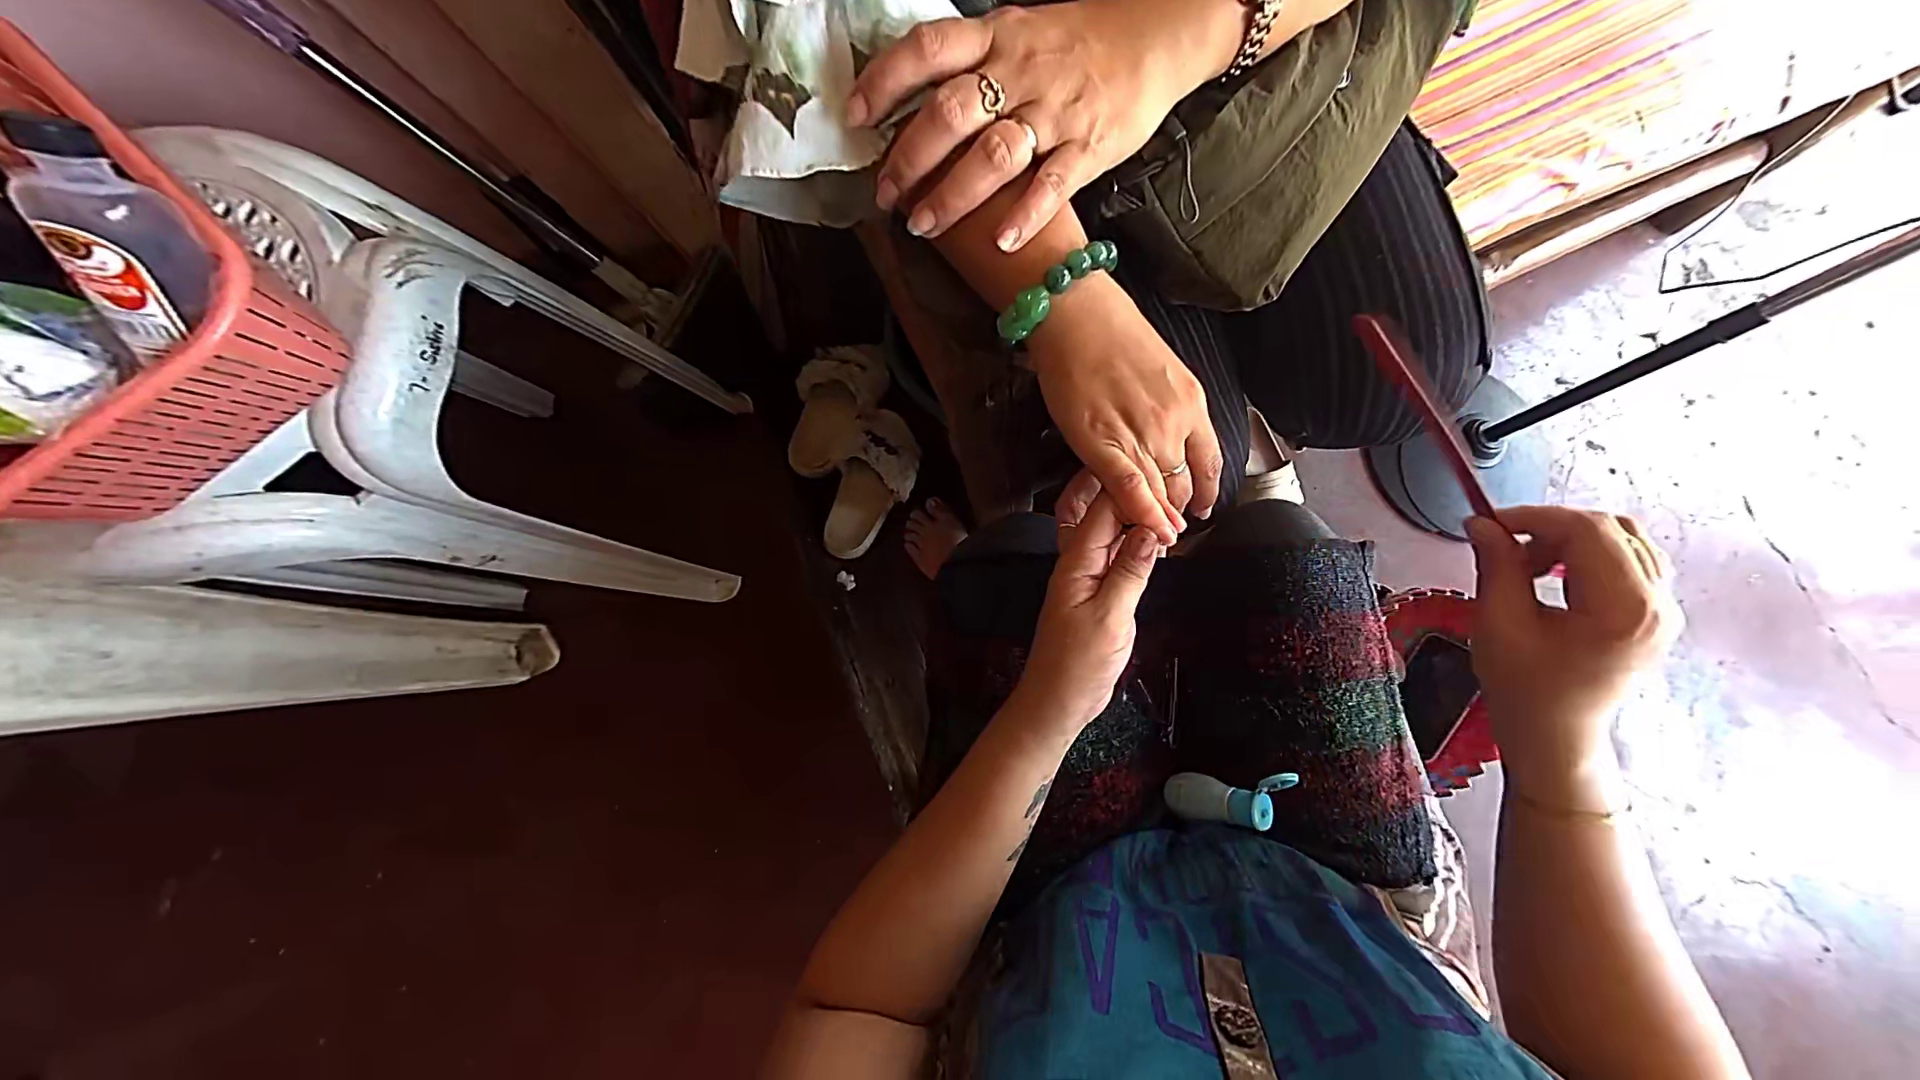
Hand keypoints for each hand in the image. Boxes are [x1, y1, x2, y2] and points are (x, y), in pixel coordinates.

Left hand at [849, 0, 1202, 249]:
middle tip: (886, 194)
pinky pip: (1053, 185)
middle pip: (952, 112)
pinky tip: (1002, 242)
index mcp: (998, 36)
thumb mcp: (1019, 33)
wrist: (1156, 34)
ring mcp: (1055, 112)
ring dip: (953, 194)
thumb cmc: (1078, 41)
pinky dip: (1026, 215)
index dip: (886, 81)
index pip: (928, 50)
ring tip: (923, 224)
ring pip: (995, 154)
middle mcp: (1020, 72)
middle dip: (910, 157)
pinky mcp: (1089, 147)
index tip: (856, 116)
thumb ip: (973, 61)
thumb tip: (916, 98)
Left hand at [1015, 471, 1161, 726]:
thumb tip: (1149, 531)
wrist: (1057, 700)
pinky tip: (1154, 544)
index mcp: (1075, 563)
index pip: (1102, 511)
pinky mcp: (1096, 594)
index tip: (1165, 486)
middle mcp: (1078, 563)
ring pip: (1108, 534)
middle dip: (1128, 496)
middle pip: (1099, 514)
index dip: (1133, 494)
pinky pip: (1114, 558)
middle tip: (1164, 487)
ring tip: (1165, 509)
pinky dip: (1134, 547)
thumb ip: (1129, 572)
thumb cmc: (1076, 666)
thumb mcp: (1109, 617)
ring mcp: (1086, 578)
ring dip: (1133, 521)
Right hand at [1029, 274, 1223, 541]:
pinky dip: (1141, 514)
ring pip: (1159, 491)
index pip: (1208, 460)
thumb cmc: (1109, 330)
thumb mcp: (1159, 366)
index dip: (1205, 490)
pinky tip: (1147, 530)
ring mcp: (1141, 434)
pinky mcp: (1104, 443)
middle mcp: (1174, 422)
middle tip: (1171, 530)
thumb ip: (1166, 403)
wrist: (1076, 314)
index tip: (1198, 507)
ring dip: (1160, 519)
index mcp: (1190, 401)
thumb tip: (1160, 429)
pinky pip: (1130, 489)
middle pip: (1182, 481)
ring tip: (1156, 539)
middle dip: (1178, 510)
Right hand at [1466, 506, 1681, 808]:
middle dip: (1550, 526)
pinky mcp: (1652, 615)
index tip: (1488, 524)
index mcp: (1624, 608)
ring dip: (1568, 540)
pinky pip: (1627, 563)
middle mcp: (1658, 604)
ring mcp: (1662, 610)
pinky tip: (1551, 575)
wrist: (1555, 734)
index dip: (1533, 516)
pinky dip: (1585, 557)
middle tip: (1503, 545)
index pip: (1589, 530)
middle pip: (1611, 529)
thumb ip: (1496, 566)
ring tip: (1525, 564)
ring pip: (1622, 542)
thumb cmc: (1523, 687)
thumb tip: (1482, 525)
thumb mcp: (1497, 623)